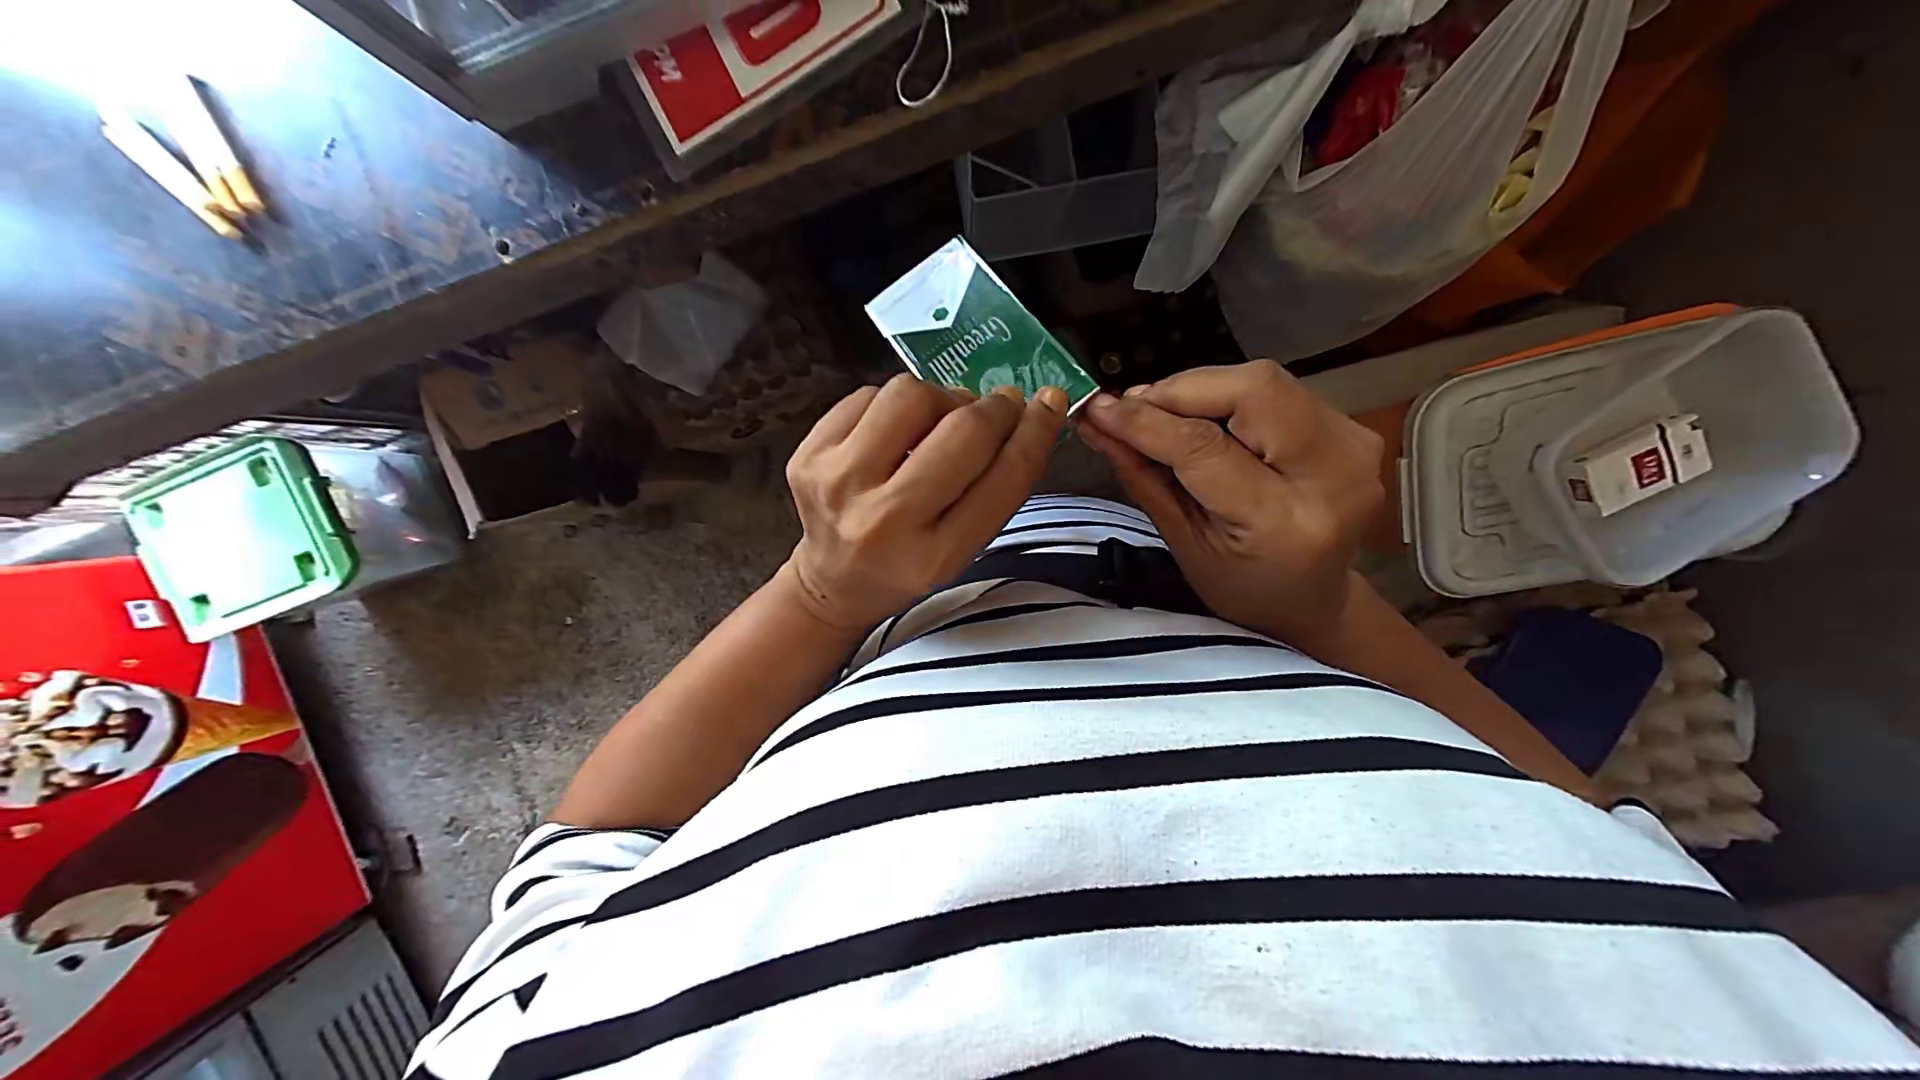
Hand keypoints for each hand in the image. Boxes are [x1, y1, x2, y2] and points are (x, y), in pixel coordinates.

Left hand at [784, 375, 1068, 630]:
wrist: (834, 580)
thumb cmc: (908, 564)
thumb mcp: (962, 546)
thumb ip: (998, 486)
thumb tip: (1029, 408)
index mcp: (933, 557)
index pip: (1002, 479)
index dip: (1035, 433)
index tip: (1049, 405)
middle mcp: (882, 521)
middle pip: (961, 430)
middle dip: (993, 408)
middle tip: (1000, 407)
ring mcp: (837, 484)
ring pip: (911, 395)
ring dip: (941, 399)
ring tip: (942, 422)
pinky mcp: (808, 455)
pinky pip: (869, 394)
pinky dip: (896, 404)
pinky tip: (899, 429)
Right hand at [1076, 360, 1384, 650]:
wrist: (1314, 599)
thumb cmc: (1241, 585)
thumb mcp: (1183, 542)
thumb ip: (1142, 476)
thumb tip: (1098, 423)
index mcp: (1282, 522)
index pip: (1204, 448)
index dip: (1145, 421)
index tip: (1099, 408)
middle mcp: (1332, 476)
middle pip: (1253, 389)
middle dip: (1181, 389)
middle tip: (1134, 406)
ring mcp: (1353, 446)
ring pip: (1265, 381)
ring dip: (1201, 390)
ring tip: (1163, 416)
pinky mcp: (1355, 430)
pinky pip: (1279, 391)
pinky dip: (1228, 397)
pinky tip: (1205, 420)